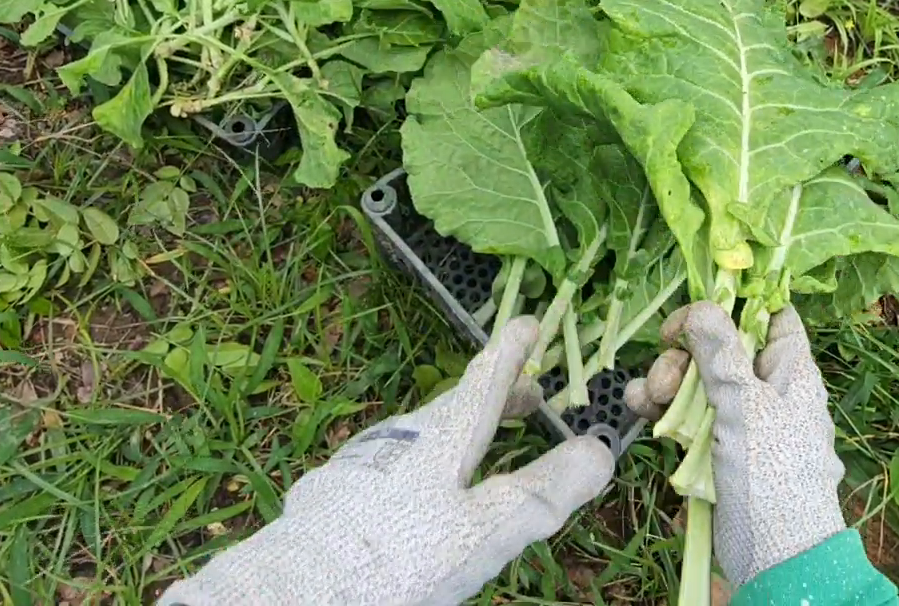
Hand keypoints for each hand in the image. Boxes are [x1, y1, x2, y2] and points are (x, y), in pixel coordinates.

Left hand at [158, 317, 614, 605]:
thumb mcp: (482, 530)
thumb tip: (602, 451)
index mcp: (444, 434)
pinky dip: (424, 462)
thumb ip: (542, 492)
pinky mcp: (338, 490)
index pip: (487, 379)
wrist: (295, 589)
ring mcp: (368, 460)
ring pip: (426, 434)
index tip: (530, 321)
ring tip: (479, 442)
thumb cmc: (398, 554)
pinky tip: (416, 490)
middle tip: (531, 393)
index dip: (512, 351)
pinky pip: (394, 463)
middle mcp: (406, 435)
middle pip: (461, 405)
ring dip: (461, 429)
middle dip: (498, 394)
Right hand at [624, 302, 845, 586]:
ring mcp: (740, 416)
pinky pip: (686, 412)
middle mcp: (766, 386)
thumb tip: (703, 303)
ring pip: (697, 376)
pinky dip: (663, 407)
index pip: (772, 314)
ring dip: (667, 379)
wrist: (775, 559)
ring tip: (651, 398)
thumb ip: (720, 350)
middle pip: (721, 344)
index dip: (739, 300)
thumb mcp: (744, 403)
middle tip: (668, 361)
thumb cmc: (772, 474)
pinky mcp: (716, 444)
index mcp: (790, 368)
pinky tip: (641, 408)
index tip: (702, 300)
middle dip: (686, 350)